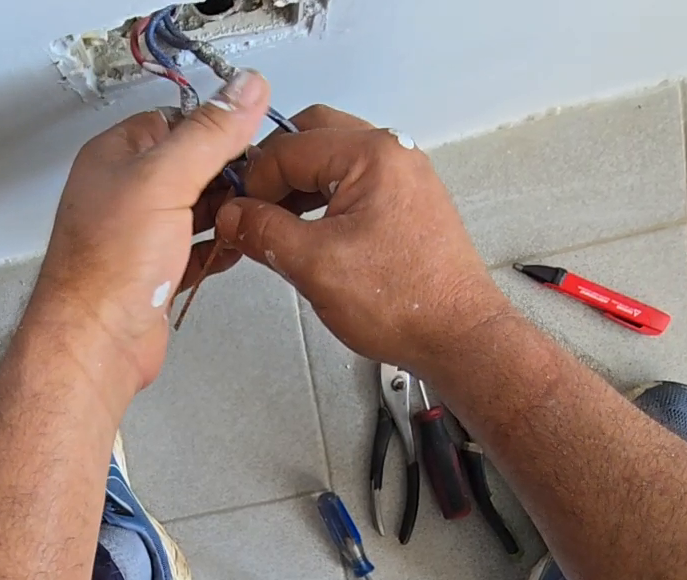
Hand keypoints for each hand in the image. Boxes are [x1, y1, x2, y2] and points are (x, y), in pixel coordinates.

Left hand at [18, 72, 273, 404]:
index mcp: (114, 158)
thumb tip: (245, 89)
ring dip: (224, 211)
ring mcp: (138, 238)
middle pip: (187, 166)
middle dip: (225, 172)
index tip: (251, 132)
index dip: (213, 125)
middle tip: (260, 179)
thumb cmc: (108, 269)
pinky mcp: (154, 275)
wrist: (96, 343)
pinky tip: (237, 246)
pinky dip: (216, 247)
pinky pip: (193, 251)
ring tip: (256, 210)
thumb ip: (208, 134)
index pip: (172, 120)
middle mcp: (123, 195)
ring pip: (192, 210)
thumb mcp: (164, 181)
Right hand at [213, 106, 513, 378]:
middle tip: (248, 208)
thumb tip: (231, 216)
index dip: (252, 180)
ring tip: (271, 226)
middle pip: (313, 137)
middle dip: (274, 171)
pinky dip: (321, 201)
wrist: (454, 335)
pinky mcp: (404, 206)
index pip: (289, 146)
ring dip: (297, 186)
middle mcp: (391, 154)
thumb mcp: (314, 266)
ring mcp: (402, 178)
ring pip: (332, 162)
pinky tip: (304, 233)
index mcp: (371, 154)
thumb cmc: (400, 302)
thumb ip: (264, 232)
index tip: (233, 214)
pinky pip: (352, 185)